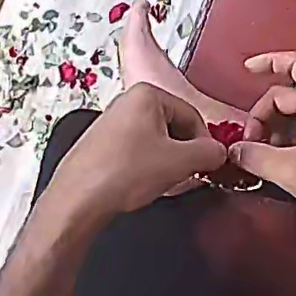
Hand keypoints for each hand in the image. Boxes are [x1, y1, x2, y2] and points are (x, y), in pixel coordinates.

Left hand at [43, 83, 226, 221]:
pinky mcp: (99, 144)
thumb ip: (210, 153)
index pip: (193, 115)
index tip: (207, 165)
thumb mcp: (180, 162)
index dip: (204, 143)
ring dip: (167, 162)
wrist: (76, 201)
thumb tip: (219, 152)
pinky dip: (146, 166)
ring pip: (155, 140)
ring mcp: (111, 122)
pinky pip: (136, 150)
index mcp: (147, 94)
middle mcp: (127, 101)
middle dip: (184, 153)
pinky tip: (143, 186)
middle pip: (174, 126)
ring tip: (164, 183)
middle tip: (187, 176)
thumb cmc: (126, 173)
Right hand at [231, 52, 295, 246]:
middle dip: (262, 114)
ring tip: (257, 155)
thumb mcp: (290, 170)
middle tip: (247, 144)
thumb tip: (232, 150)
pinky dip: (282, 140)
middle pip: (286, 94)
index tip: (246, 69)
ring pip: (291, 115)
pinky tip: (271, 160)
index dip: (270, 61)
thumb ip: (255, 156)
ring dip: (270, 129)